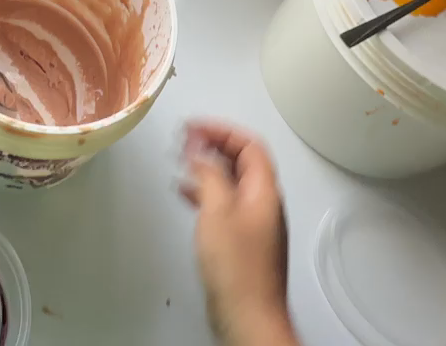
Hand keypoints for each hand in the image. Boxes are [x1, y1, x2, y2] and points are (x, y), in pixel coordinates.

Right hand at [179, 120, 297, 345]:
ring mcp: (253, 223)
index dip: (221, 130)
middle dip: (212, 144)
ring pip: (230, 180)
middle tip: (186, 140)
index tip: (194, 128)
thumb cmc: (237, 268)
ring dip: (206, 166)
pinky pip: (223, 201)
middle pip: (241, 160)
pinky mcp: (240, 240)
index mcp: (264, 192)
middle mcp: (262, 204)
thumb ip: (209, 174)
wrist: (247, 317)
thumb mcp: (217, 209)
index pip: (249, 145)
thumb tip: (200, 154)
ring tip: (181, 160)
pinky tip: (187, 193)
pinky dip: (204, 189)